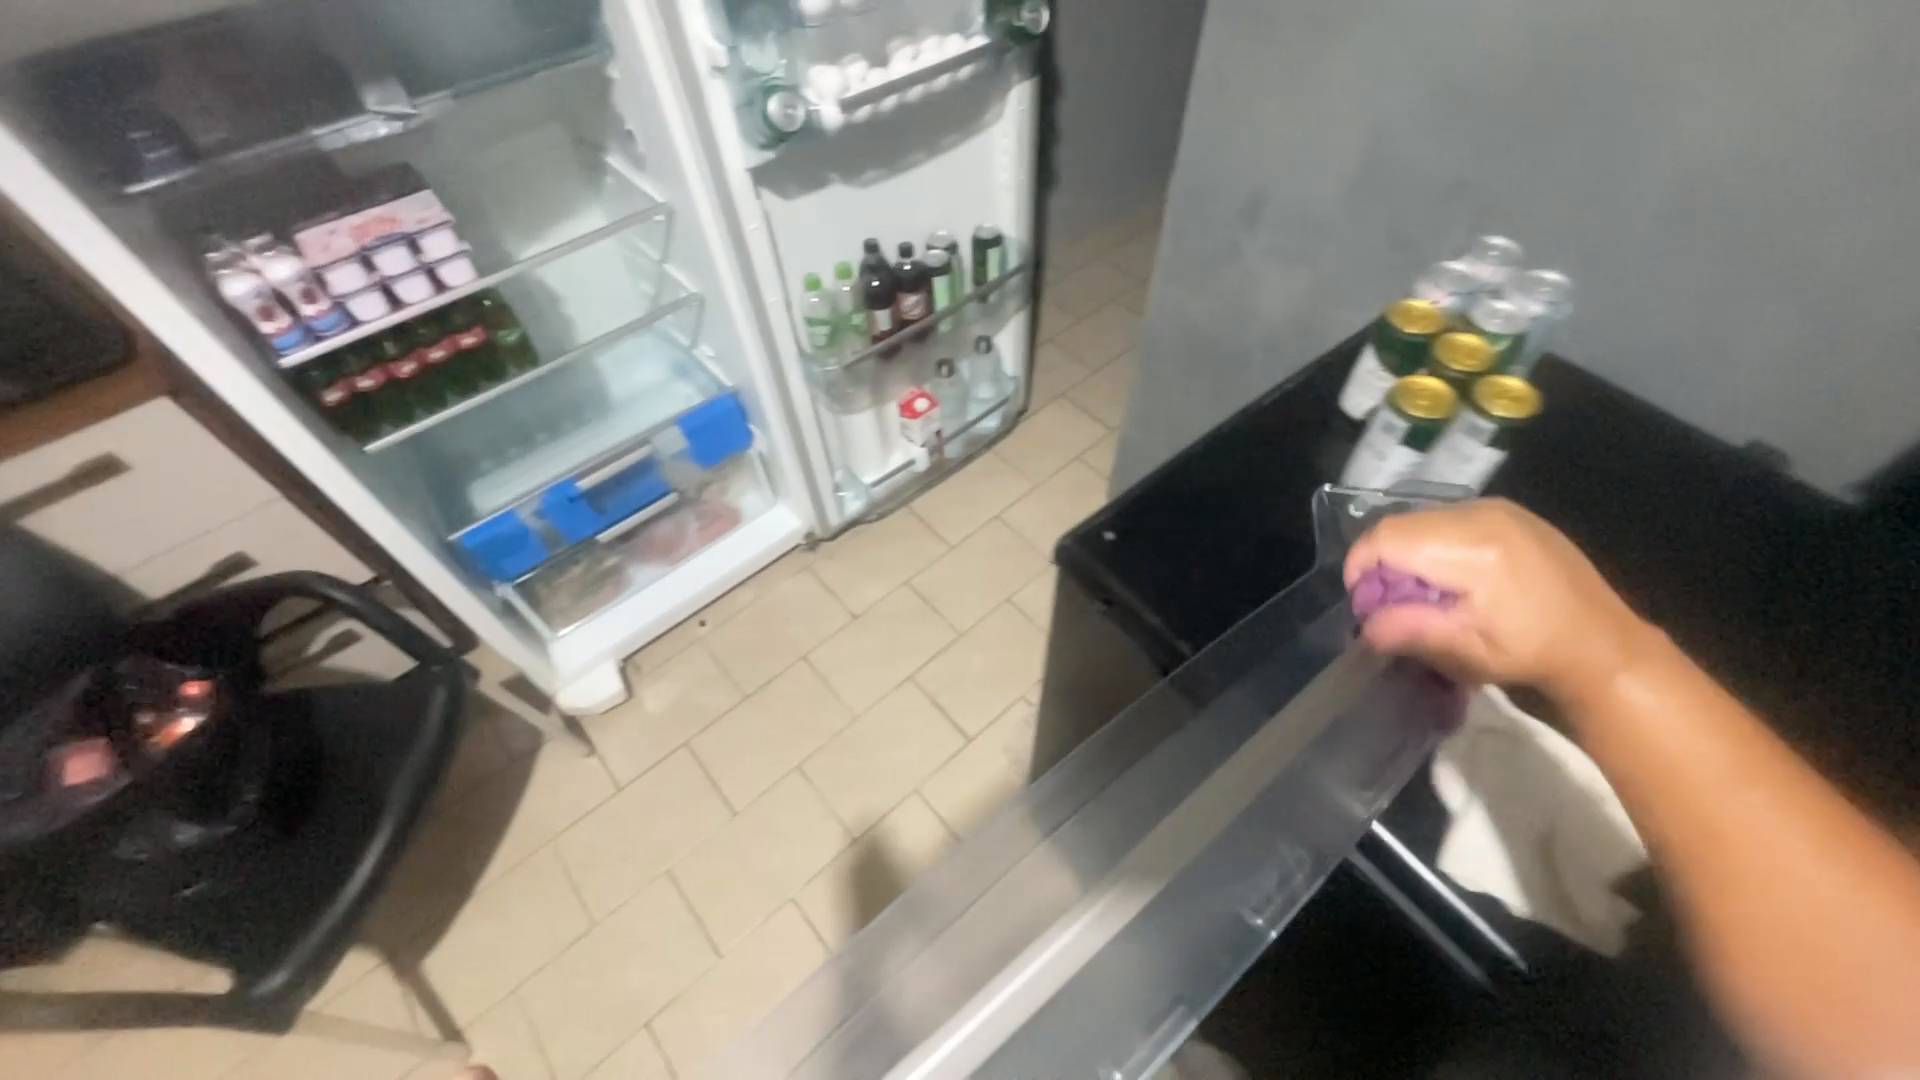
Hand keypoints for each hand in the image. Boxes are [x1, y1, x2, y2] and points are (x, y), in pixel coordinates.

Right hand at [1343, 498, 1657, 704]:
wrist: (1602, 643)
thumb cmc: (1530, 652)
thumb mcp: (1466, 652)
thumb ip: (1409, 630)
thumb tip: (1364, 624)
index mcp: (1473, 549)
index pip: (1386, 538)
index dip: (1360, 567)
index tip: (1364, 603)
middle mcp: (1482, 515)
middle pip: (1399, 524)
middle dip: (1380, 562)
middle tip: (1388, 602)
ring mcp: (1497, 508)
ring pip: (1419, 519)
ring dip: (1404, 552)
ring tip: (1418, 591)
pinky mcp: (1507, 511)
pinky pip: (1445, 518)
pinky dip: (1430, 543)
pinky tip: (1446, 575)